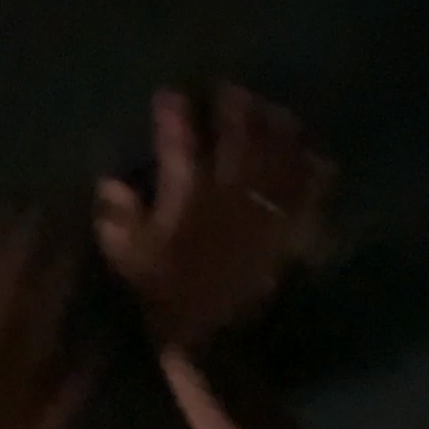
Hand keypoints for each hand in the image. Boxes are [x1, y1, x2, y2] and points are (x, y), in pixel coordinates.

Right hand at [94, 85, 333, 349]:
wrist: (213, 341)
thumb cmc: (159, 292)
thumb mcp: (122, 253)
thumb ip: (116, 214)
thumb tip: (113, 183)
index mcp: (186, 199)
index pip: (179, 144)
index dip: (174, 115)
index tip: (169, 92)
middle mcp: (229, 199)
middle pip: (237, 143)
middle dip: (234, 110)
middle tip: (230, 87)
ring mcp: (265, 216)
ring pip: (277, 162)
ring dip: (277, 131)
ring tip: (273, 107)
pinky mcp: (289, 237)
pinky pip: (309, 199)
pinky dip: (314, 174)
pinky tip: (316, 155)